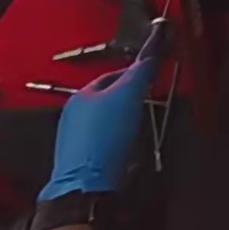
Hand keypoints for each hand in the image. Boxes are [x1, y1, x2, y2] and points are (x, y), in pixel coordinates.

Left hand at [37, 22, 163, 200]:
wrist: (88, 184)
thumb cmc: (106, 134)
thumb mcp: (130, 94)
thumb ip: (142, 70)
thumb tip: (154, 45)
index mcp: (82, 95)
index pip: (113, 74)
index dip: (135, 72)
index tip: (153, 75)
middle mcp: (74, 114)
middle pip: (110, 96)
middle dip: (131, 95)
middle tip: (151, 97)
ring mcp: (75, 138)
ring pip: (108, 119)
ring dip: (125, 117)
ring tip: (142, 121)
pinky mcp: (82, 159)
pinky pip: (105, 139)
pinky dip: (119, 137)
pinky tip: (129, 143)